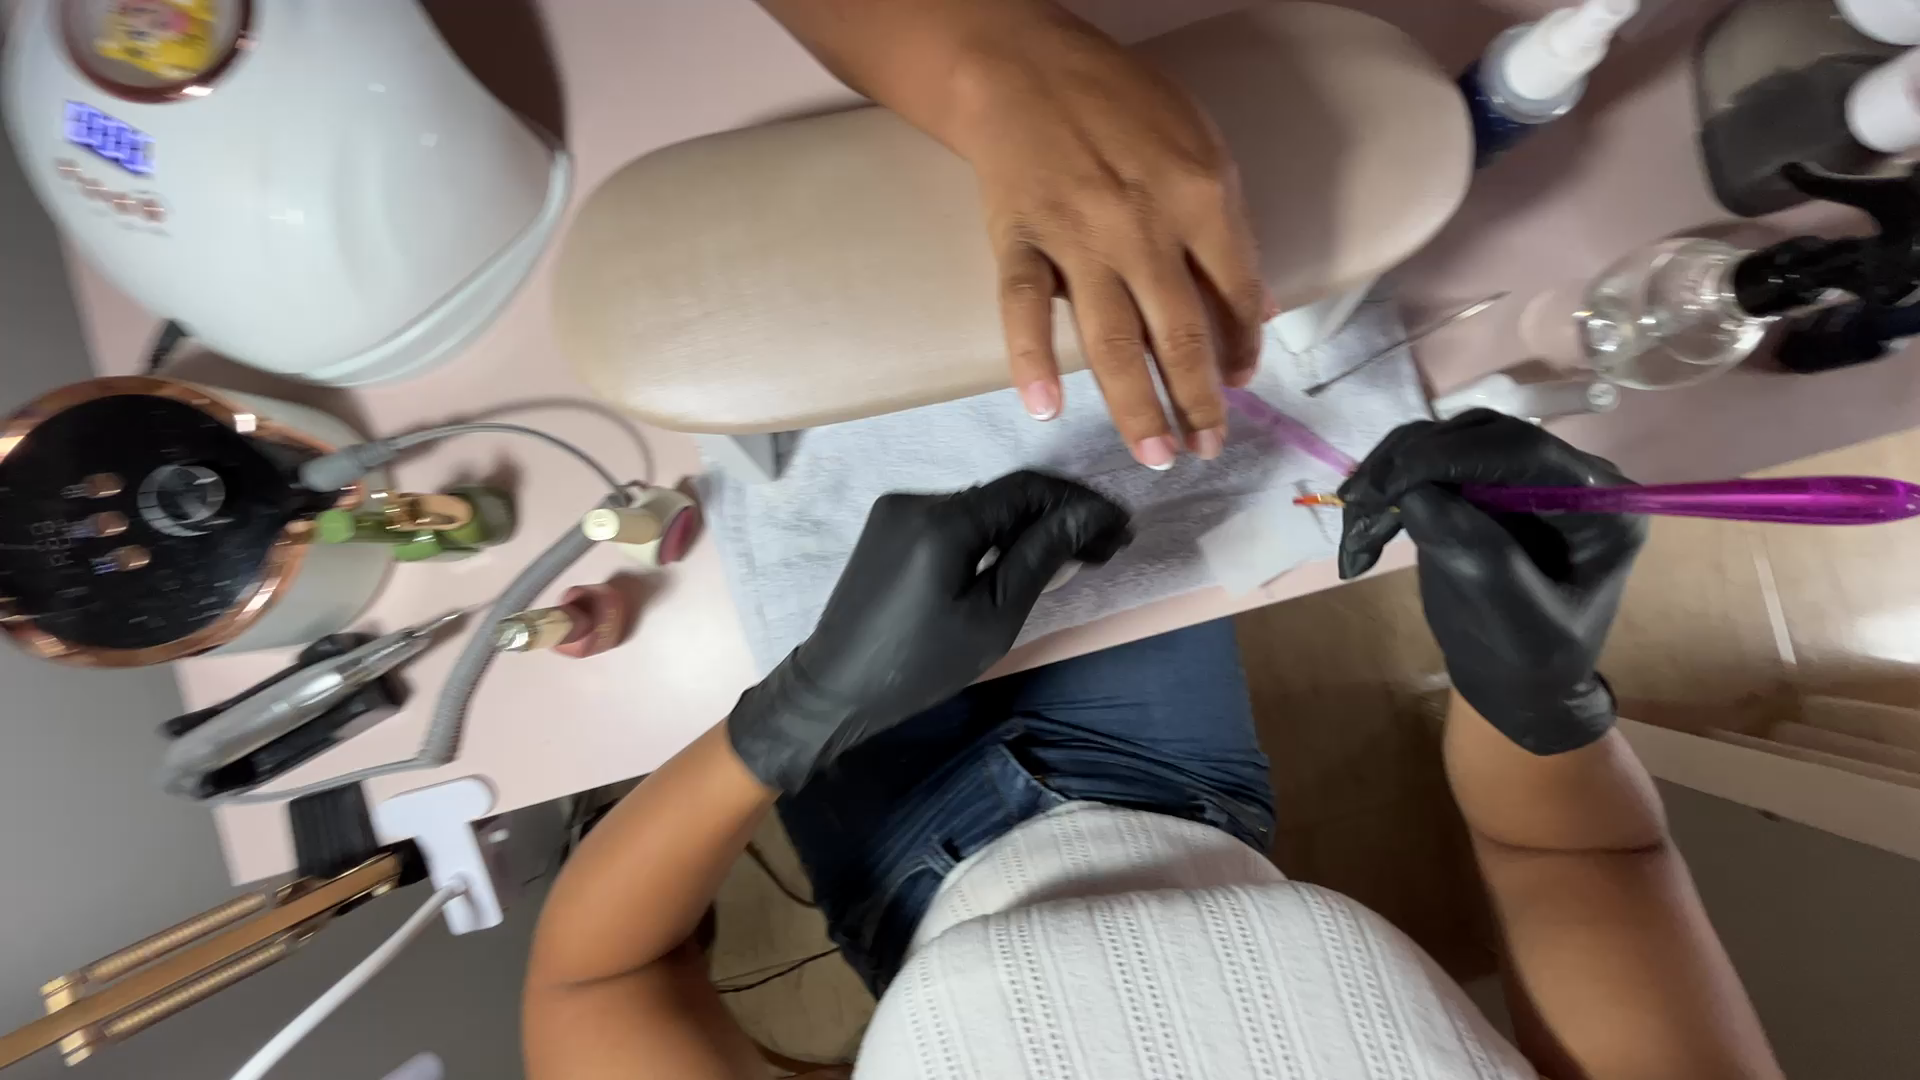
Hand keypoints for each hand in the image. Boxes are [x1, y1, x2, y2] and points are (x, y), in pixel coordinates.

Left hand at [727, 470, 1130, 791]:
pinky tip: (1016, 559)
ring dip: (1026, 527)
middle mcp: (918, 498)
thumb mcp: (993, 617)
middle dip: (1058, 516)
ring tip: (1070, 558)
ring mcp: (898, 509)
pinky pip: (954, 519)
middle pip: (1005, 495)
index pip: (1029, 488)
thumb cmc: (920, 664)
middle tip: (1105, 548)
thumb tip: (1089, 515)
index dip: (1080, 503)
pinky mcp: (889, 525)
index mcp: (944, 520)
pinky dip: (990, 535)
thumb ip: (1041, 556)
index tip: (1120, 526)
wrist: (835, 687)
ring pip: (981, 506)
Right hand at [944, 7, 1270, 467]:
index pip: (1233, 294)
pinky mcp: (1019, 242)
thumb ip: (1229, 231)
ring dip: (1135, 404)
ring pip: (1111, 338)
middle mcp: (1143, 228)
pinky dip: (1030, 359)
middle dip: (1197, 400)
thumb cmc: (1123, 106)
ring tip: (1154, 454)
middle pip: (1178, 333)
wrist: (1030, 71)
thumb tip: (1258, 306)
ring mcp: (1077, 239)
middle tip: (1205, 449)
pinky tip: (1043, 408)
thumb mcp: (1203, 150)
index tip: (1239, 389)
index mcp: (1199, 198)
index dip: (1242, 350)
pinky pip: (1021, 308)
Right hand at [1335, 411, 1647, 754]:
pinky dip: (1382, 490)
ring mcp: (1512, 480)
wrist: (1513, 680)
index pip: (1520, 449)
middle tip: (1355, 504)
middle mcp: (1559, 477)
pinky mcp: (1471, 489)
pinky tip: (1362, 527)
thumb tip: (1416, 493)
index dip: (1446, 456)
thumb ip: (1477, 555)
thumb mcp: (1514, 621)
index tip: (1382, 488)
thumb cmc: (1527, 661)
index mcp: (1597, 503)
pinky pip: (1418, 465)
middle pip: (1473, 434)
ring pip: (1437, 442)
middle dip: (1406, 462)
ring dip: (1384, 476)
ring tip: (1354, 525)